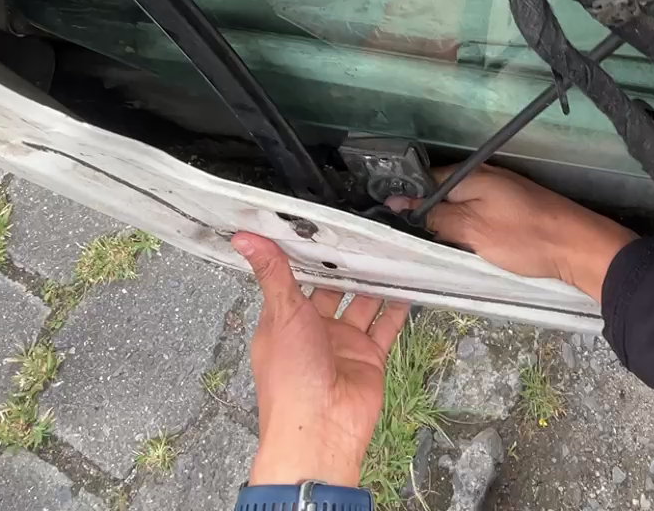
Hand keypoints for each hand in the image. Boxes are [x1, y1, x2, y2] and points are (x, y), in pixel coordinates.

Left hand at [231, 232, 408, 487]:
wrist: (322, 430)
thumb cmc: (291, 376)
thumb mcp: (282, 314)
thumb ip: (272, 272)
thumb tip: (244, 236)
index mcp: (285, 320)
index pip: (297, 278)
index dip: (309, 254)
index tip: (322, 223)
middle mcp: (315, 329)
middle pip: (334, 289)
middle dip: (346, 266)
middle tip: (364, 230)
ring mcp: (343, 343)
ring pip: (362, 303)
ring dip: (374, 281)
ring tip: (389, 249)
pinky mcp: (369, 356)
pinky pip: (385, 326)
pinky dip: (398, 307)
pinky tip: (409, 283)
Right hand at [387, 165, 637, 302]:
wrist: (576, 245)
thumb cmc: (523, 236)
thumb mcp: (471, 230)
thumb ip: (435, 217)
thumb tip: (399, 203)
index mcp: (469, 175)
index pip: (424, 180)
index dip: (406, 198)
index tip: (389, 219)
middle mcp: (482, 175)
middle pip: (440, 190)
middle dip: (425, 211)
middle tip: (411, 238)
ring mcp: (498, 189)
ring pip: (458, 202)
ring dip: (446, 221)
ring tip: (434, 243)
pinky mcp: (510, 205)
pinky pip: (475, 210)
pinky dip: (466, 225)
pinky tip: (464, 243)